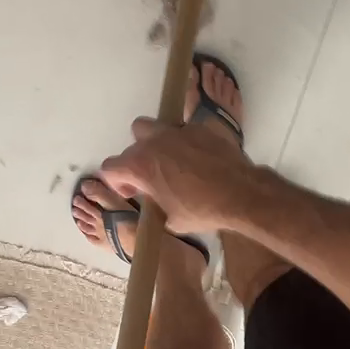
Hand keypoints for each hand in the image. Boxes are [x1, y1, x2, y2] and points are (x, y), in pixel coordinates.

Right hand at [97, 118, 269, 234]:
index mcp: (140, 166)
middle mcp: (153, 143)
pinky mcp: (199, 127)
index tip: (133, 193)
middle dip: (136, 165)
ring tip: (169, 161)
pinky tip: (197, 159)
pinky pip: (181, 130)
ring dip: (153, 143)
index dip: (117, 182)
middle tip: (153, 182)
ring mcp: (176, 131)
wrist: (240, 193)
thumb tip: (155, 204)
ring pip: (150, 128)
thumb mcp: (171, 220)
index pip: (109, 168)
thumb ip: (154, 207)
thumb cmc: (202, 211)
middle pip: (131, 148)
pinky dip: (183, 142)